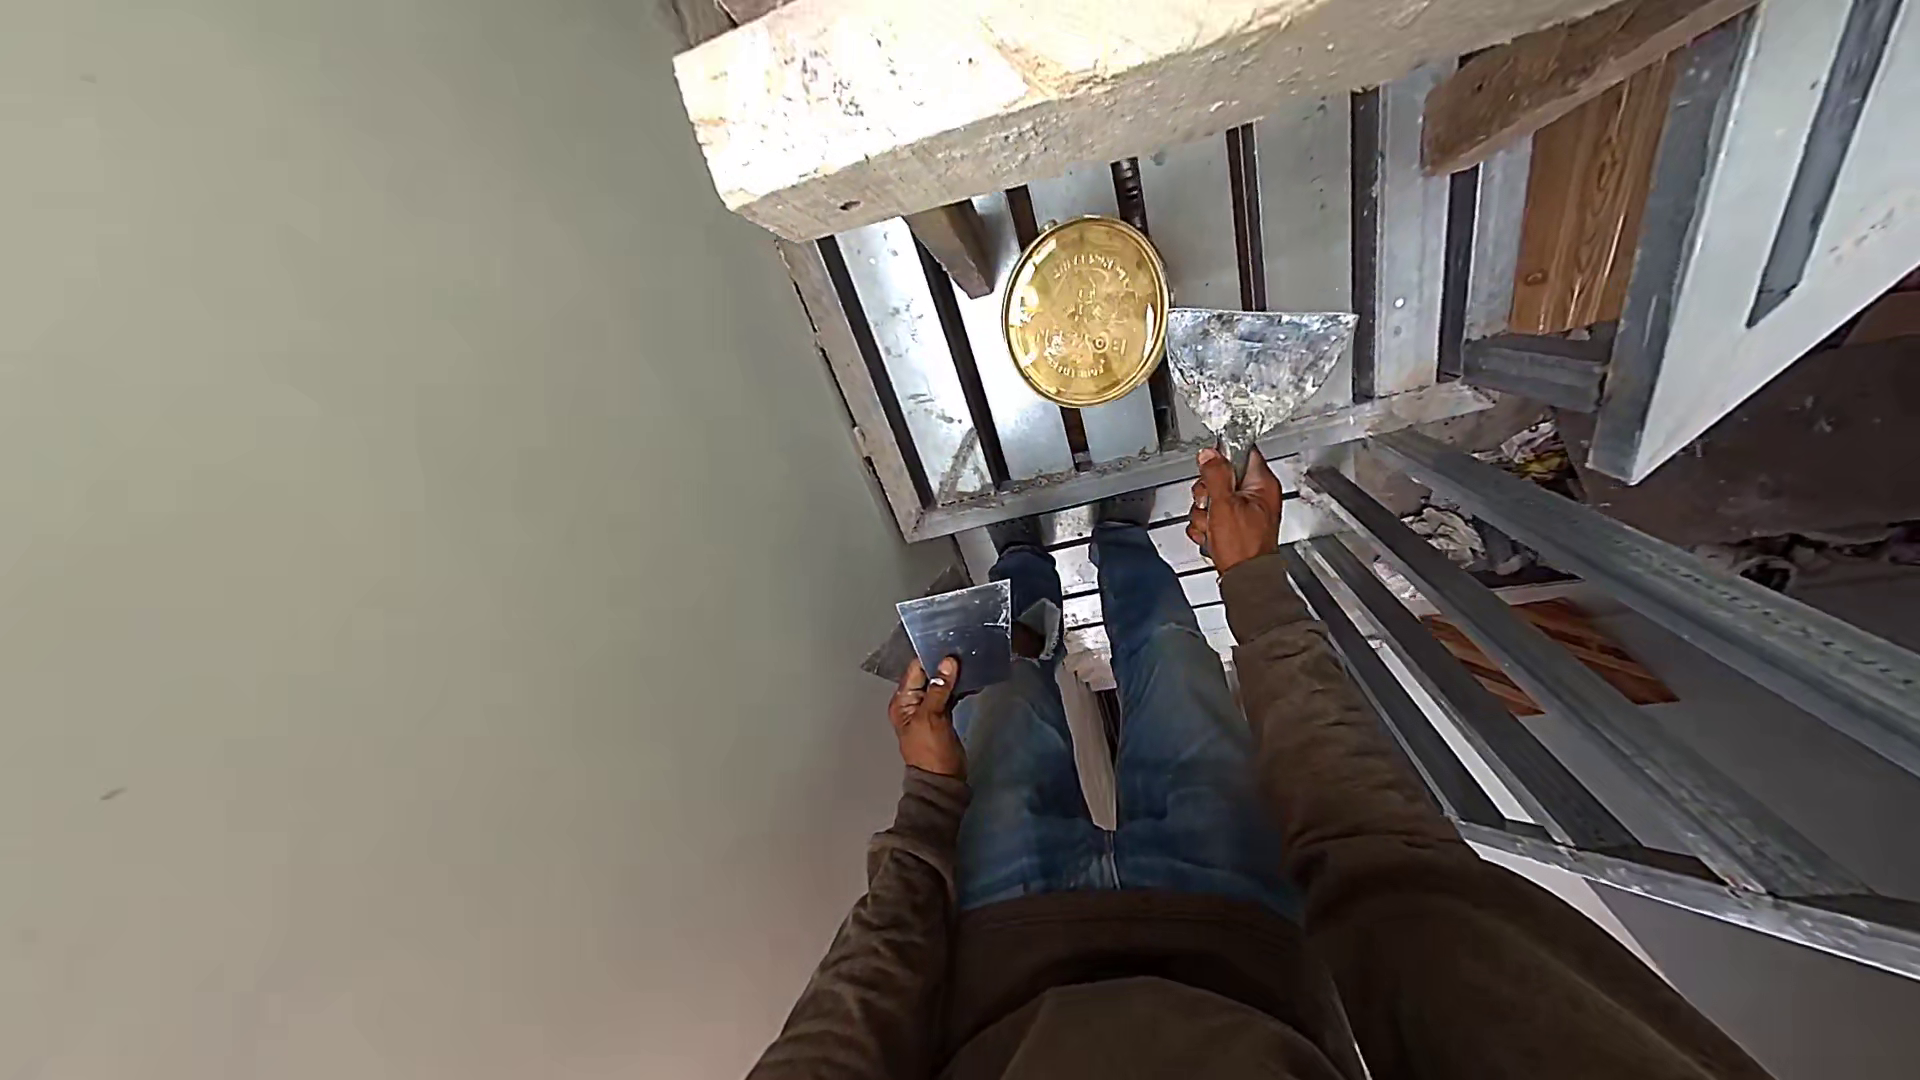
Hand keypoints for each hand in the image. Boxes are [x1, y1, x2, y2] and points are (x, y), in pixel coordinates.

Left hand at [888, 656, 964, 778]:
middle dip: (944, 664)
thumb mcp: (931, 717)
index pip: (915, 671)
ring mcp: (929, 708)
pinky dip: (959, 688)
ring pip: (940, 684)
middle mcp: (913, 702)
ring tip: (971, 661)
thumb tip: (948, 662)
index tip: (948, 644)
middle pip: (928, 676)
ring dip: (954, 675)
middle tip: (963, 649)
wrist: (942, 781)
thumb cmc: (930, 750)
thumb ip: (939, 689)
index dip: (930, 658)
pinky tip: (973, 680)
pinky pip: (950, 695)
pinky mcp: (942, 714)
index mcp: (903, 701)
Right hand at [1187, 446, 1282, 573]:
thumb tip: (1209, 454)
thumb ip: (1215, 475)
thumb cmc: (1243, 546)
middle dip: (1206, 493)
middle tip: (1210, 505)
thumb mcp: (1224, 504)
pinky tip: (1212, 534)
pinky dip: (1205, 526)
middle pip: (1219, 477)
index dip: (1221, 458)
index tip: (1210, 468)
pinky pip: (1208, 517)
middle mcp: (1255, 496)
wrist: (1244, 578)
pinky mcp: (1232, 525)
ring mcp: (1242, 511)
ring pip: (1210, 499)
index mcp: (1261, 484)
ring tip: (1213, 525)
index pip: (1241, 453)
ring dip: (1203, 513)